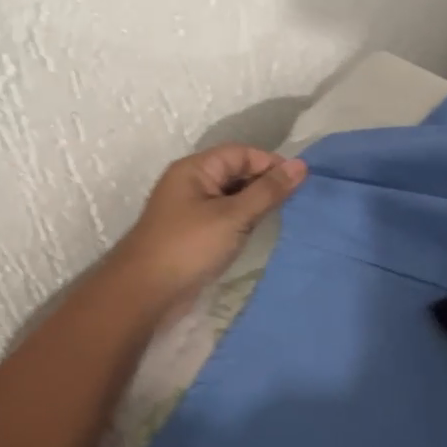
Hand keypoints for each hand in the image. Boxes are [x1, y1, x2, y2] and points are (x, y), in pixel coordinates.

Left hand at [113, 144, 307, 298]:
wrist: (144, 294)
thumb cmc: (189, 247)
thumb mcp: (234, 216)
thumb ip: (268, 191)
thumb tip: (301, 166)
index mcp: (196, 169)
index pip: (241, 153)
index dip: (270, 164)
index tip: (297, 184)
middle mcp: (192, 183)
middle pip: (237, 172)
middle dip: (264, 184)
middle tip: (292, 203)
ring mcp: (191, 209)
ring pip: (233, 196)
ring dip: (255, 204)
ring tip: (279, 218)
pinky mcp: (194, 232)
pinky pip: (225, 216)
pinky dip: (244, 221)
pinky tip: (258, 233)